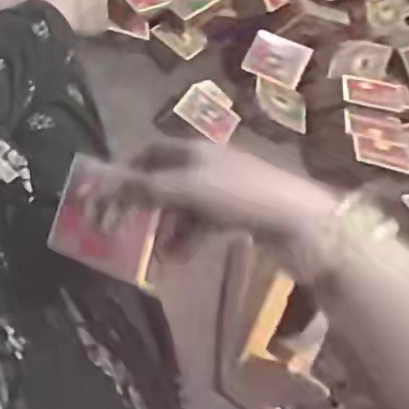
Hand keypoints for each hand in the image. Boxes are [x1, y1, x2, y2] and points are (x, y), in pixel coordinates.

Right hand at [127, 141, 339, 251]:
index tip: (109, 196)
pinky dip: (187, 240)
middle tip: (122, 227)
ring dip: (164, 228)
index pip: (148, 153)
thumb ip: (143, 188)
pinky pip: (201, 224)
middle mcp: (205, 164)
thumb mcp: (185, 190)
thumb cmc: (240, 196)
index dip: (126, 172)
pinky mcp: (239, 214)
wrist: (305, 223)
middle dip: (142, 204)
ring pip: (181, 206)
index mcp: (192, 150)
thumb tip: (102, 186)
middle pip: (162, 180)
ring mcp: (223, 190)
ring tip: (155, 252)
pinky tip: (177, 258)